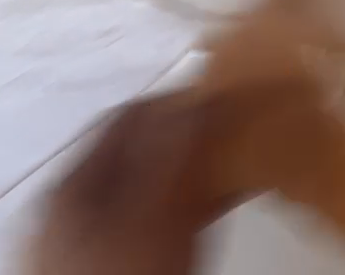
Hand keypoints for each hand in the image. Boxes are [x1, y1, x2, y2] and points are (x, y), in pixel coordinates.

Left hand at [28, 81, 324, 274]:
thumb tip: (204, 94)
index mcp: (79, 184)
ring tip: (266, 146)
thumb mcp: (151, 212)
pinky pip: (181, 202)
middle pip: (155, 142)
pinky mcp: (139, 244)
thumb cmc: (126, 274)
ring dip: (220, 155)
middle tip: (258, 116)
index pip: (133, 115)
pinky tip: (255, 184)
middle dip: (210, 125)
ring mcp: (112, 225)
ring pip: (173, 171)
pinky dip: (217, 188)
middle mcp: (91, 198)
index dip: (185, 94)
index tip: (239, 88)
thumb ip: (171, 152)